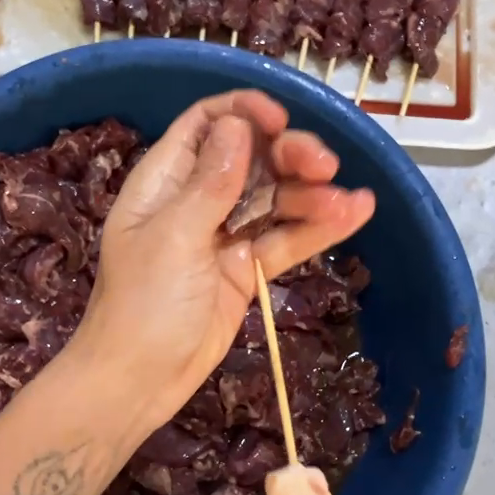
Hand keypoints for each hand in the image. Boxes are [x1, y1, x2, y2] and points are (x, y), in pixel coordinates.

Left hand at [71, 90, 374, 441]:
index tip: (280, 119)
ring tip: (347, 202)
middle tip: (324, 165)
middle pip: (250, 158)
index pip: (206, 125)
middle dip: (288, 154)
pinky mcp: (246, 270)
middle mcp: (196, 199)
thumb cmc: (143, 304)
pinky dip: (316, 228)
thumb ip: (210, 182)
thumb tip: (238, 125)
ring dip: (311, 194)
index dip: (243, 113)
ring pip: (274, 199)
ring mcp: (224, 235)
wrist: (138, 381)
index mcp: (165, 181)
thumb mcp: (173, 236)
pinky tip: (356, 213)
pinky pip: (284, 240)